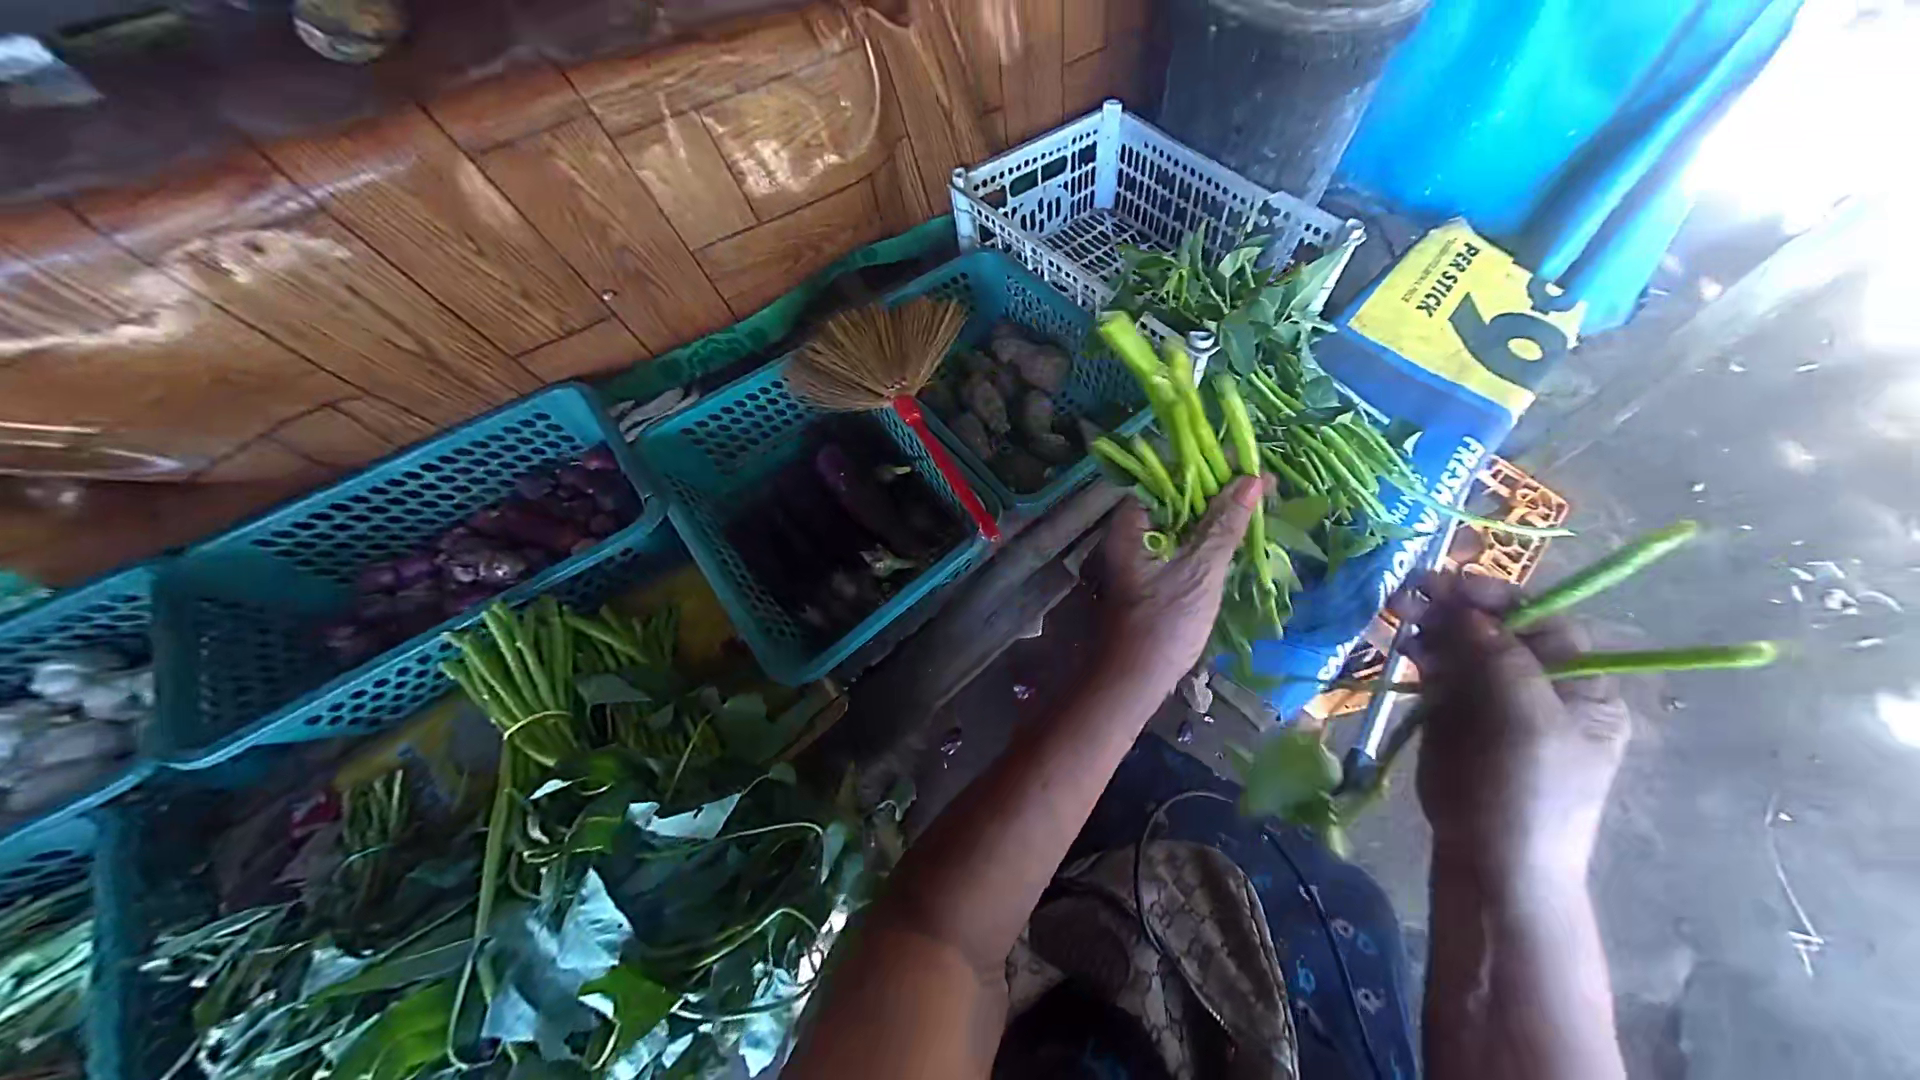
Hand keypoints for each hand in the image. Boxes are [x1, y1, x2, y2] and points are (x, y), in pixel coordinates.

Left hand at [1098, 475, 1266, 680]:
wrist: (1137, 678)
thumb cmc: (1164, 623)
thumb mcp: (1200, 570)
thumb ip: (1224, 525)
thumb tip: (1251, 478)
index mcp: (1130, 526)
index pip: (1163, 479)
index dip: (1201, 467)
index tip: (1241, 463)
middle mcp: (1129, 535)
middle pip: (1173, 499)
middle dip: (1214, 490)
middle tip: (1258, 483)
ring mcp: (1140, 556)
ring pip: (1180, 523)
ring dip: (1214, 514)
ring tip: (1255, 501)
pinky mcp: (1153, 575)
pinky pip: (1181, 544)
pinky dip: (1206, 538)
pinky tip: (1235, 534)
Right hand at [1393, 571, 1630, 882]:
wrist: (1491, 853)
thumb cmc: (1529, 791)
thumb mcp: (1531, 723)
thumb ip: (1504, 661)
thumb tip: (1468, 612)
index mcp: (1580, 683)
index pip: (1541, 621)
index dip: (1497, 598)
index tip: (1448, 585)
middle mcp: (1536, 680)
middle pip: (1494, 626)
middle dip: (1453, 606)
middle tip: (1408, 596)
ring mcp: (1491, 694)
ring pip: (1458, 642)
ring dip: (1428, 623)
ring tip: (1396, 615)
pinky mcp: (1452, 707)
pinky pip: (1434, 665)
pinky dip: (1416, 649)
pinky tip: (1397, 643)